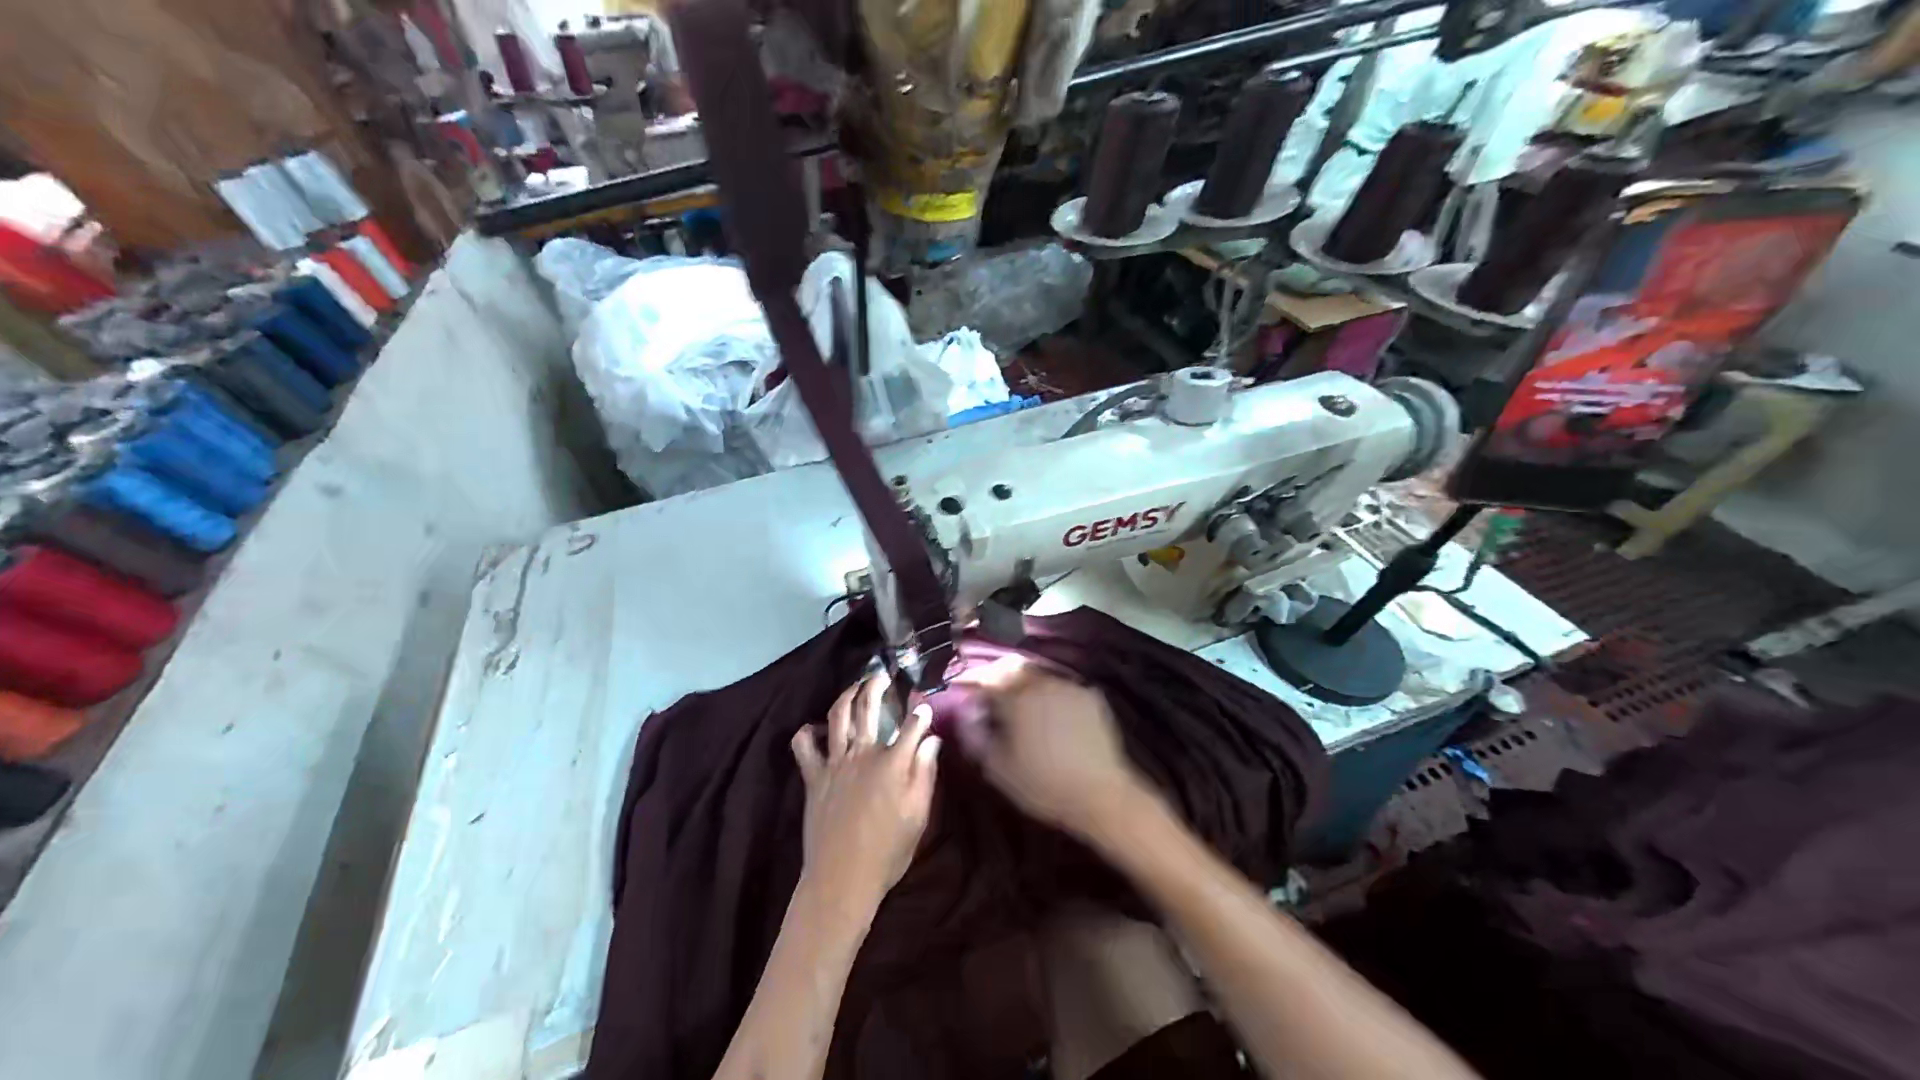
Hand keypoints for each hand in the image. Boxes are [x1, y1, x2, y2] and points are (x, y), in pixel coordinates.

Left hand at [790, 672, 941, 910]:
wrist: (842, 878)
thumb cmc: (888, 851)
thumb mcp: (918, 815)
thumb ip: (925, 772)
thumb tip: (932, 739)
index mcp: (894, 762)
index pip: (912, 725)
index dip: (921, 712)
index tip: (925, 705)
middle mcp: (863, 753)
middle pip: (869, 707)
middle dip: (877, 685)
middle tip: (882, 676)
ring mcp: (835, 762)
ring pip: (838, 715)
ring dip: (847, 694)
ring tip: (855, 686)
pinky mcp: (814, 776)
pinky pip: (804, 745)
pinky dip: (808, 732)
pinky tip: (817, 728)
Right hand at [950, 657, 1151, 840]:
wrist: (1102, 795)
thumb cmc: (1043, 786)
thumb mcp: (997, 768)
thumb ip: (974, 734)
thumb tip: (966, 711)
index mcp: (1016, 697)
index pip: (984, 678)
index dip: (969, 681)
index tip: (960, 687)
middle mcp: (1042, 683)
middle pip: (1012, 667)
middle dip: (995, 674)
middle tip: (986, 690)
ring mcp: (1069, 686)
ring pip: (1038, 674)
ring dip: (1022, 682)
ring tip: (1015, 701)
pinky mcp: (1090, 696)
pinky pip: (1060, 685)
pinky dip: (1047, 692)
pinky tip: (1046, 710)